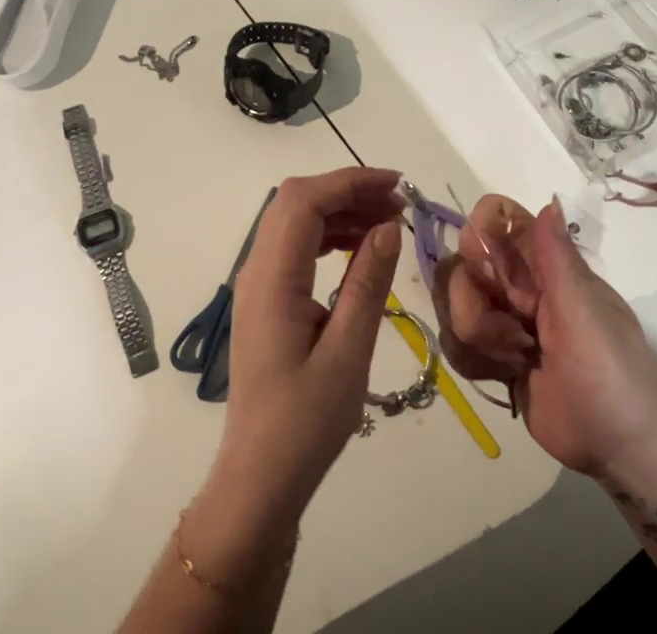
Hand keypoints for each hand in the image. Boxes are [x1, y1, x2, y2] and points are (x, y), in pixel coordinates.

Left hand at [216, 167, 403, 515]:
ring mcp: (258, 287)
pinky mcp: (267, 303)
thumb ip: (368, 284)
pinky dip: (328, 238)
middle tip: (399, 204)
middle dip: (347, 191)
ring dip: (340, 213)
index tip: (398, 185)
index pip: (304, 201)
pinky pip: (296, 251)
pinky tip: (361, 250)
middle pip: (295, 203)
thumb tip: (388, 226)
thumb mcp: (348, 353)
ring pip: (295, 224)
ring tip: (389, 224)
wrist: (261, 474)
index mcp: (272, 280)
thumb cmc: (305, 422)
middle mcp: (257, 273)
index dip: (350, 182)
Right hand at [433, 196, 656, 476]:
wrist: (620, 449)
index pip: (497, 223)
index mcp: (548, 267)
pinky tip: (506, 379)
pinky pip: (458, 345)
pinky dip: (475, 362)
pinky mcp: (494, 359)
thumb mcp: (586, 315)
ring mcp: (506, 324)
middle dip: (473, 304)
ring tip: (516, 361)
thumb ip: (558, 260)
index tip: (484, 268)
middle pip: (462, 268)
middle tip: (513, 334)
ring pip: (456, 308)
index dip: (478, 236)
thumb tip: (549, 199)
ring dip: (477, 338)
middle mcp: (522, 288)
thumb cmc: (611, 374)